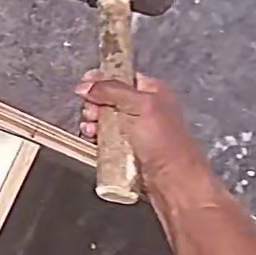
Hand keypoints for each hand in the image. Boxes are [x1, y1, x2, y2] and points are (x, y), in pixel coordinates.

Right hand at [74, 71, 216, 198]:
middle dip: (93, 103)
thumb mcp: (140, 106)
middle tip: (92, 112)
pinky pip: (101, 134)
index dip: (101, 78)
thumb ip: (111, 91)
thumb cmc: (162, 141)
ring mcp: (132, 127)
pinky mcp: (122, 144)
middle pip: (106, 96)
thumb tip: (84, 86)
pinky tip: (92, 138)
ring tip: (92, 129)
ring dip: (91, 120)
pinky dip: (93, 135)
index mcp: (151, 91)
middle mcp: (142, 107)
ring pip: (101, 116)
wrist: (170, 178)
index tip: (85, 84)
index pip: (121, 76)